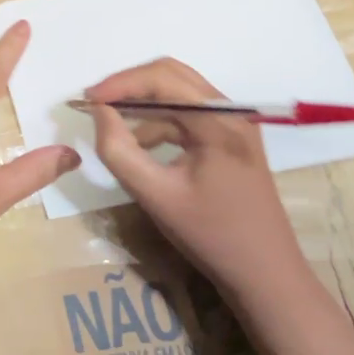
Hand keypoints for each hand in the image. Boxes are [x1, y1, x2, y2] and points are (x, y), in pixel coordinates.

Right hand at [85, 58, 305, 294]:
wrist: (267, 279)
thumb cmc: (212, 236)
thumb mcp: (155, 195)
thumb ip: (119, 149)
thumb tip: (98, 111)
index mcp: (221, 121)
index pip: (162, 79)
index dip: (120, 84)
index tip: (87, 101)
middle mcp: (232, 112)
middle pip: (171, 75)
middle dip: (130, 86)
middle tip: (97, 105)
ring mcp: (235, 124)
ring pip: (178, 91)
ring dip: (143, 103)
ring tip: (112, 123)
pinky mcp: (231, 138)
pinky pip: (187, 113)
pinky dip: (158, 120)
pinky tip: (140, 143)